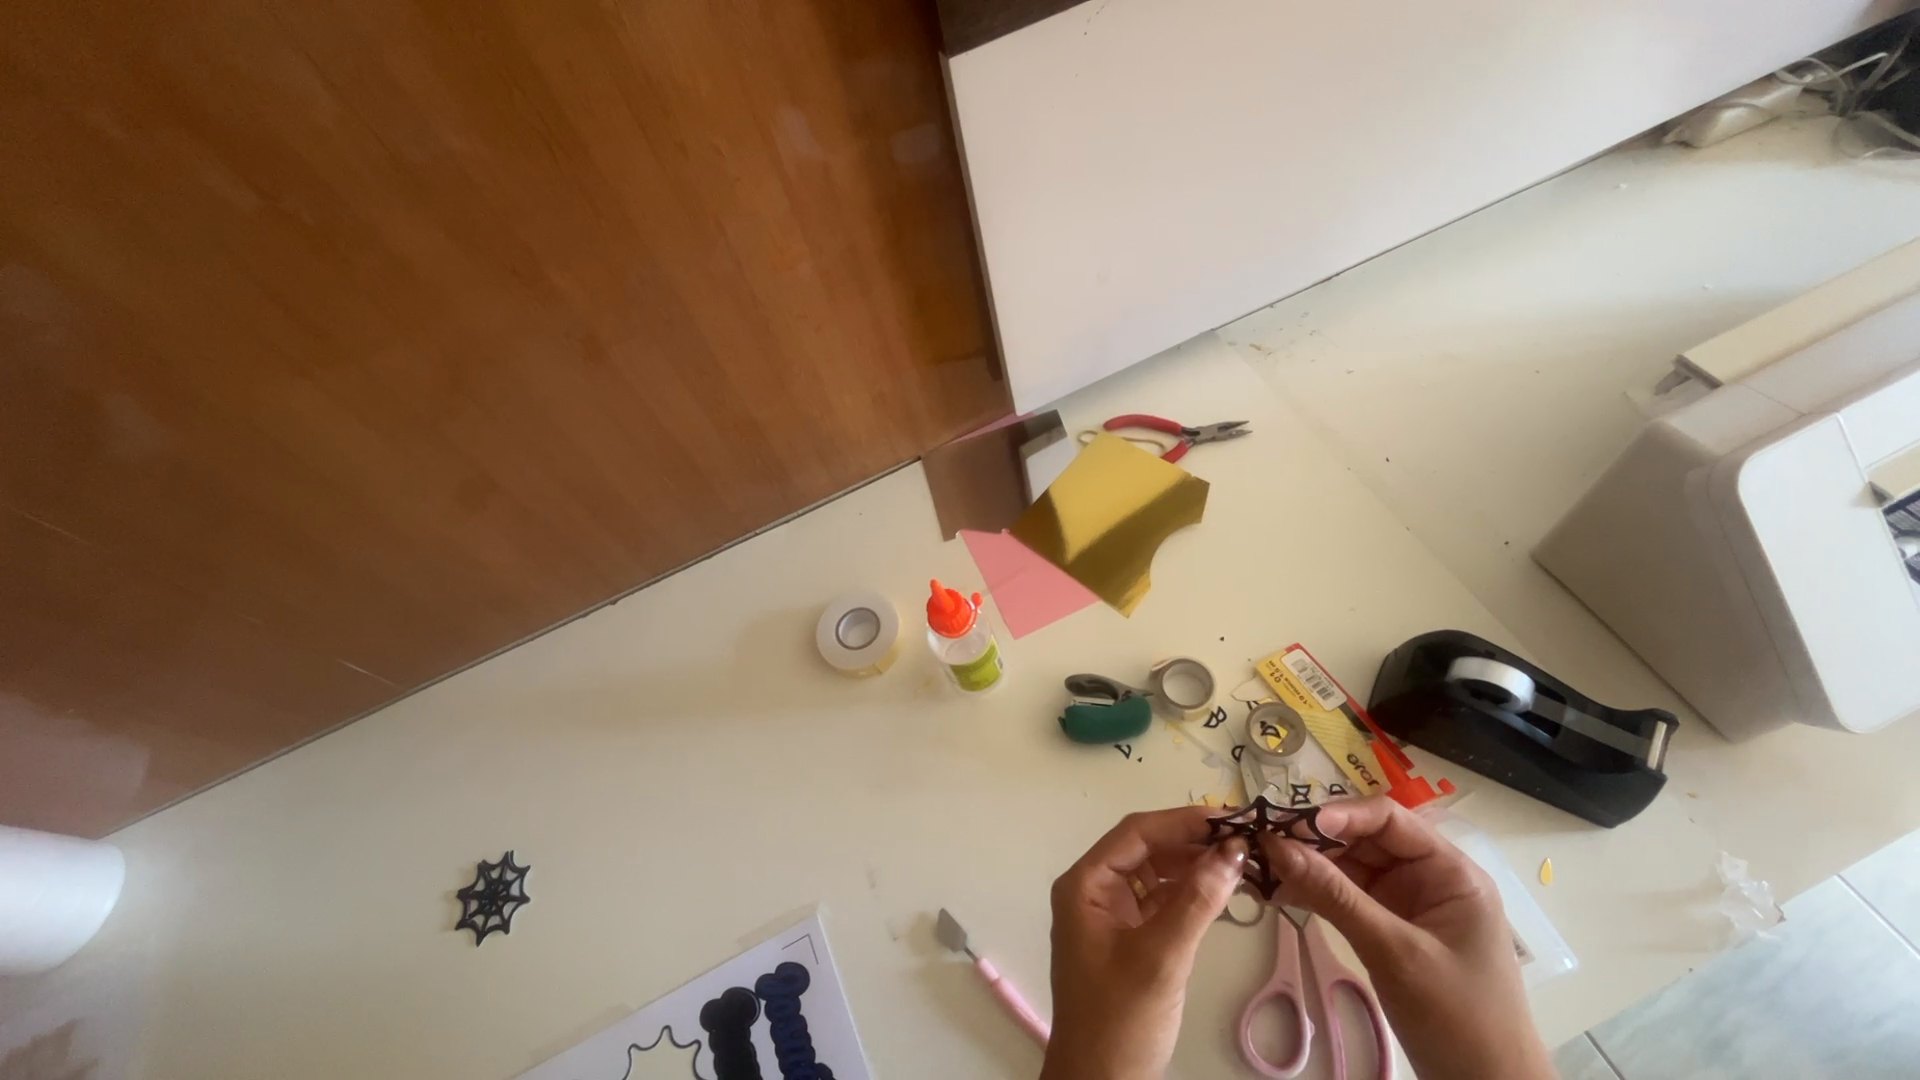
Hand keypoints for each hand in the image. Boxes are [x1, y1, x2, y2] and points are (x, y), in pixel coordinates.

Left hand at [1041, 807, 1246, 1079]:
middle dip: (1192, 841)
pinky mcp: (1129, 937)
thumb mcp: (1161, 956)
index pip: (1135, 833)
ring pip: (1156, 873)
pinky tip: (1222, 890)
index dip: (1182, 820)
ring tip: (1241, 860)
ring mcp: (1111, 914)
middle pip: (1146, 849)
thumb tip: (1232, 852)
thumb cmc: (1120, 1019)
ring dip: (1194, 866)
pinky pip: (1161, 901)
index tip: (1229, 817)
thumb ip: (1196, 901)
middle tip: (1244, 837)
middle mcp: (1094, 890)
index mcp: (1085, 884)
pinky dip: (1190, 894)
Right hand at [1262, 796, 1554, 1079]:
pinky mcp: (1388, 926)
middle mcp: (1427, 877)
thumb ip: (1334, 895)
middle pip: (1362, 839)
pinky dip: (1312, 892)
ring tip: (1260, 869)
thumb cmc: (1458, 1018)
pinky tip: (1277, 893)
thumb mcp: (1394, 952)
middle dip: (1312, 841)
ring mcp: (1406, 902)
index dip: (1338, 816)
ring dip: (1305, 866)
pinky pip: (1343, 895)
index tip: (1289, 826)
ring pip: (1347, 866)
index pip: (1388, 820)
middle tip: (1261, 846)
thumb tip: (1275, 846)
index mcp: (1450, 872)